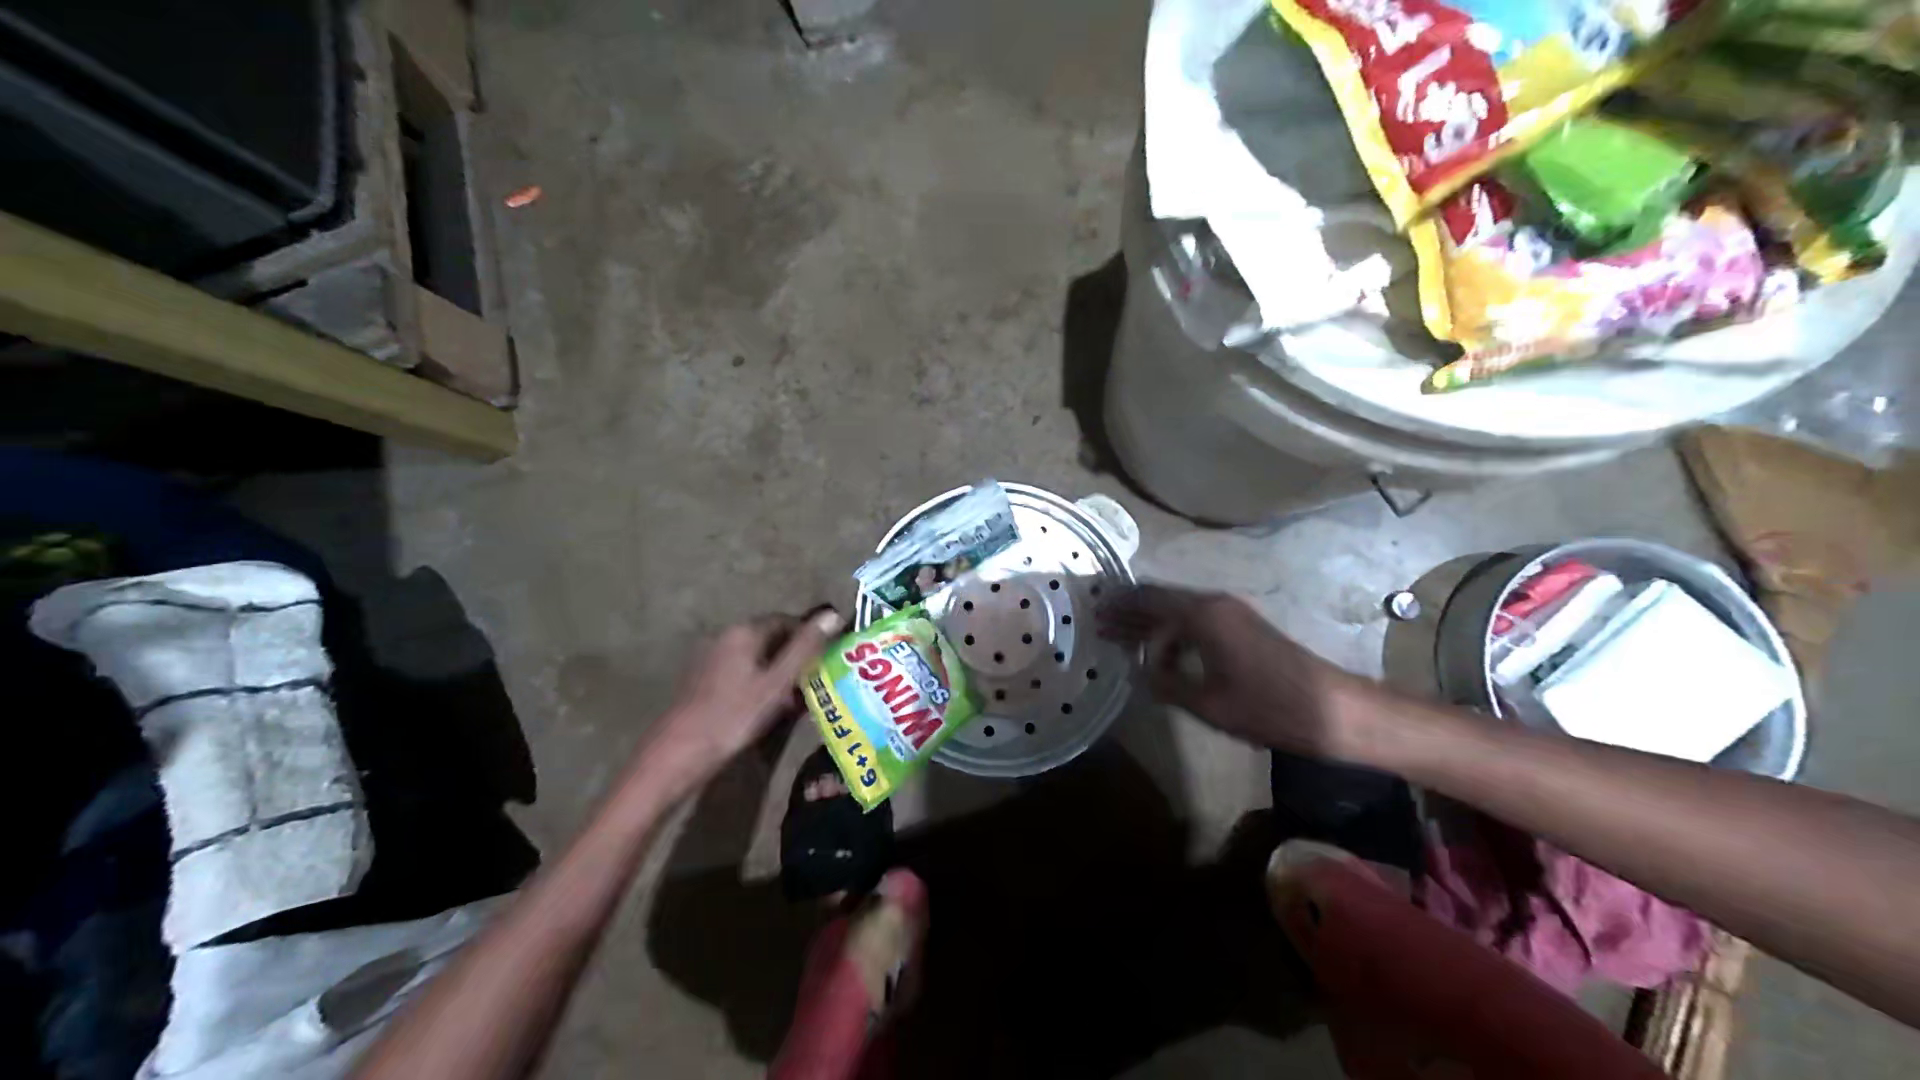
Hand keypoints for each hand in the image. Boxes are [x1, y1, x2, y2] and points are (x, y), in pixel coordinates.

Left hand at [637, 608, 845, 791]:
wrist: (680, 752)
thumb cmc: (734, 716)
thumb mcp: (778, 683)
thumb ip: (806, 648)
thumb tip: (834, 614)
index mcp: (744, 631)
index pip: (788, 620)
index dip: (811, 637)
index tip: (829, 658)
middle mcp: (726, 636)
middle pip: (771, 638)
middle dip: (795, 657)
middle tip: (816, 682)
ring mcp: (712, 658)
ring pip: (757, 657)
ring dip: (779, 673)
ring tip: (797, 699)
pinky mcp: (704, 679)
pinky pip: (742, 672)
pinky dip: (760, 683)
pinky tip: (769, 709)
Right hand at [1099, 586, 1382, 760]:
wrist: (1334, 710)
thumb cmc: (1267, 706)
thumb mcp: (1206, 702)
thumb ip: (1165, 683)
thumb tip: (1140, 672)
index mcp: (1204, 614)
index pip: (1150, 599)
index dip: (1120, 605)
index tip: (1095, 611)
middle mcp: (1216, 604)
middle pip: (1162, 601)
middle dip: (1131, 612)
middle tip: (1100, 623)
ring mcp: (1233, 614)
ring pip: (1179, 612)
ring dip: (1151, 624)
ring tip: (1122, 638)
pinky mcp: (1245, 629)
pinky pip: (1197, 622)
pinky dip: (1173, 633)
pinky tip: (1160, 653)